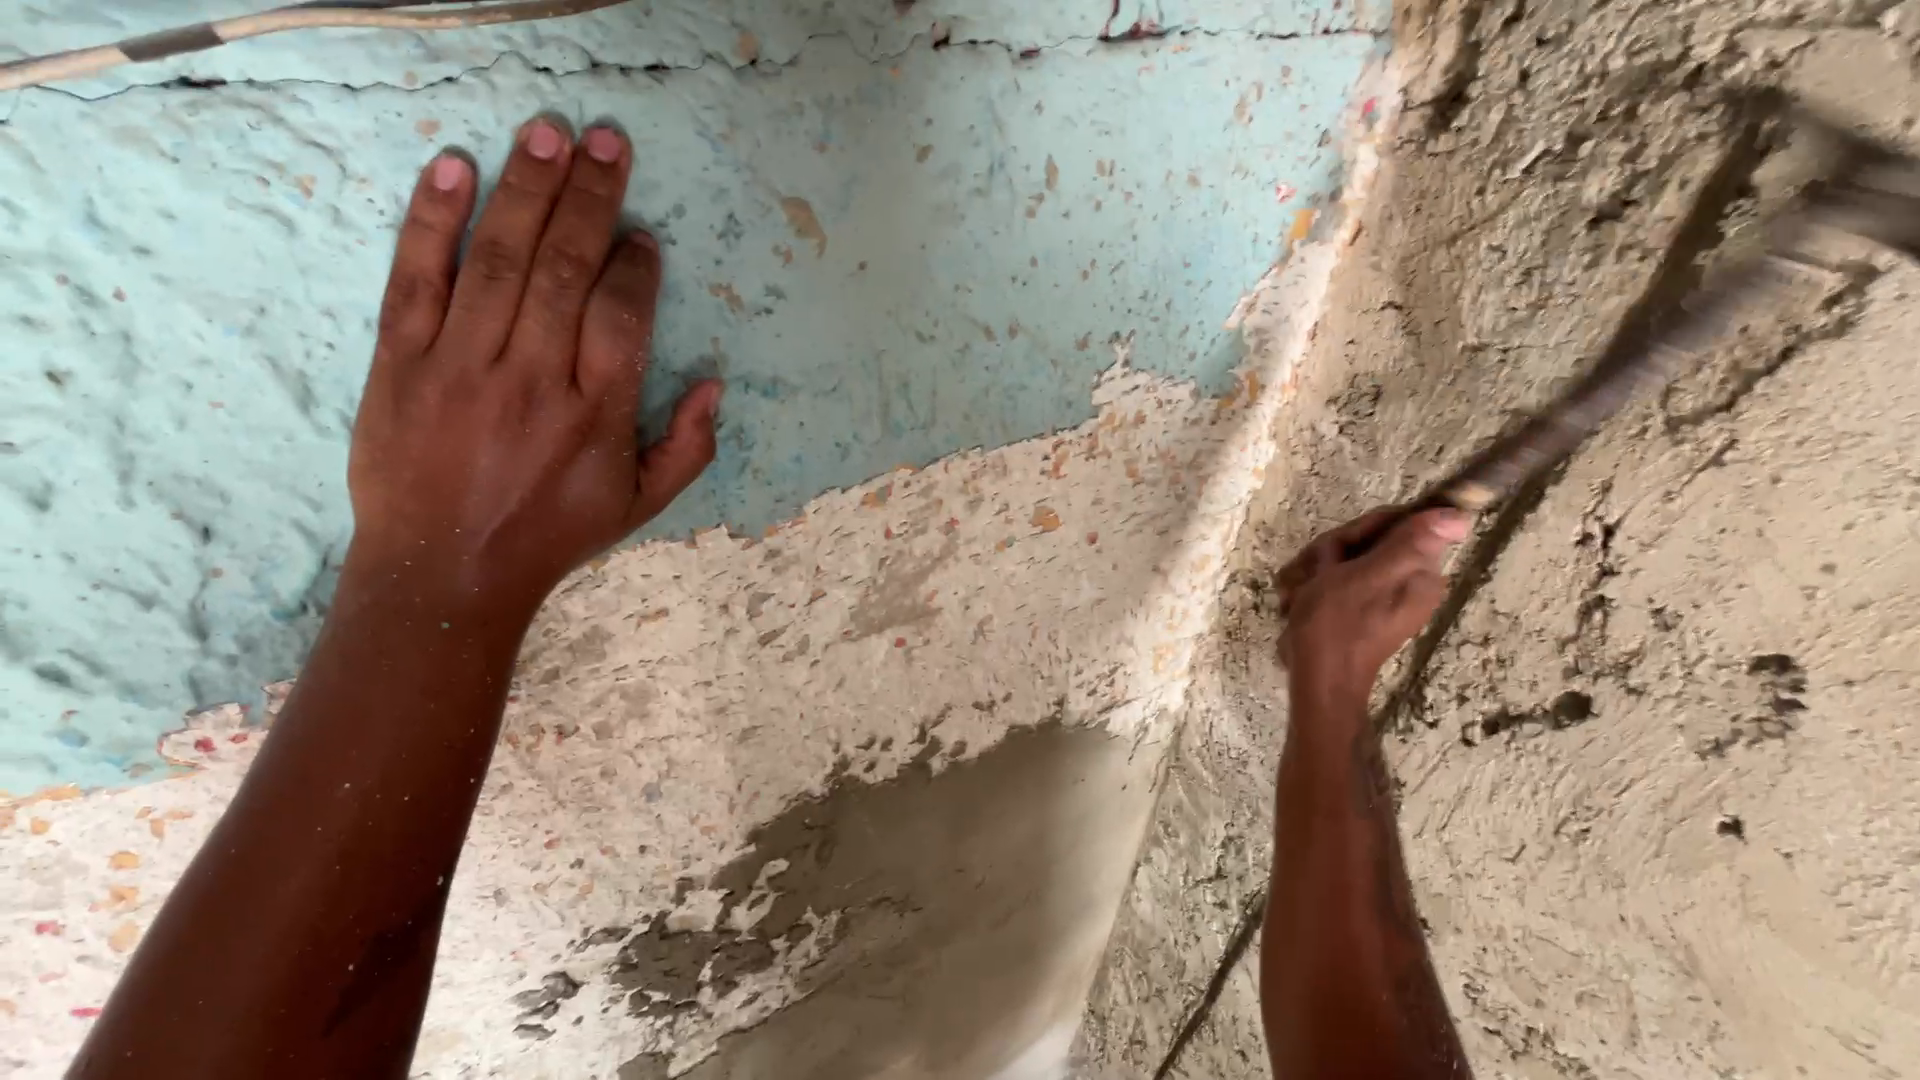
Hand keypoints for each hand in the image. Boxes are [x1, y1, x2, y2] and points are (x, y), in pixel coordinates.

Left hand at [345, 118, 720, 616]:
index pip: (621, 317)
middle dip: (591, 198)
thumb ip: (690, 447)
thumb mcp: (642, 504)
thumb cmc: (553, 533)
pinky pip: (414, 279)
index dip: (634, 268)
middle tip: (608, 139)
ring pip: (497, 260)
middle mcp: (532, 380)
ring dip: (525, 188)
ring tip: (548, 133)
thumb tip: (715, 384)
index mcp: (596, 415)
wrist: (445, 570)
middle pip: (563, 269)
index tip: (642, 238)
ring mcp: (459, 366)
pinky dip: (432, 220)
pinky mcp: (398, 362)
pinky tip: (455, 168)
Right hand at [1276, 508, 1470, 700]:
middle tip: (1314, 578)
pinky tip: (1299, 604)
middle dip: (1328, 555)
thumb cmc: (1337, 626)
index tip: (1333, 553)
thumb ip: (1409, 543)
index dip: (1354, 532)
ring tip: (1300, 596)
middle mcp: (1406, 581)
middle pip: (1363, 540)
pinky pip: (1333, 580)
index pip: (1392, 523)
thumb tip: (1462, 517)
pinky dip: (1311, 588)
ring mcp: (1381, 595)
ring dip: (1313, 573)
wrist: (1318, 678)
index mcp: (1420, 572)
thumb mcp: (1369, 576)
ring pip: (1340, 559)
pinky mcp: (1358, 607)